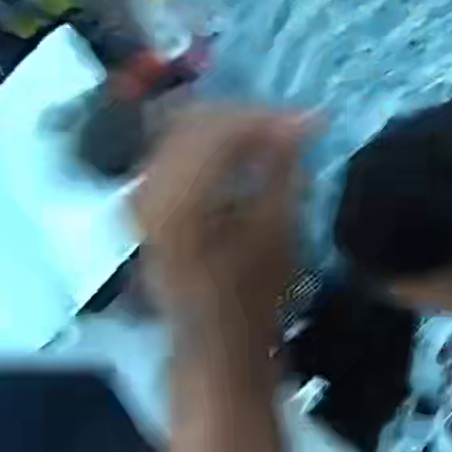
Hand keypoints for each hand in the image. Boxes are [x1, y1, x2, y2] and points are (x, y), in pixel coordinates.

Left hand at [133, 108, 308, 352]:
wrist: (213, 335)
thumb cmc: (253, 293)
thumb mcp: (278, 231)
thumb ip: (283, 170)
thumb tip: (301, 123)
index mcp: (178, 198)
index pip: (217, 130)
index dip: (267, 117)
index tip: (312, 120)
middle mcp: (144, 186)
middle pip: (192, 122)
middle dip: (249, 116)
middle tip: (297, 124)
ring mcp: (138, 191)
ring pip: (181, 130)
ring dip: (231, 126)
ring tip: (276, 135)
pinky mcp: (143, 197)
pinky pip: (175, 148)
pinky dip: (213, 142)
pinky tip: (246, 151)